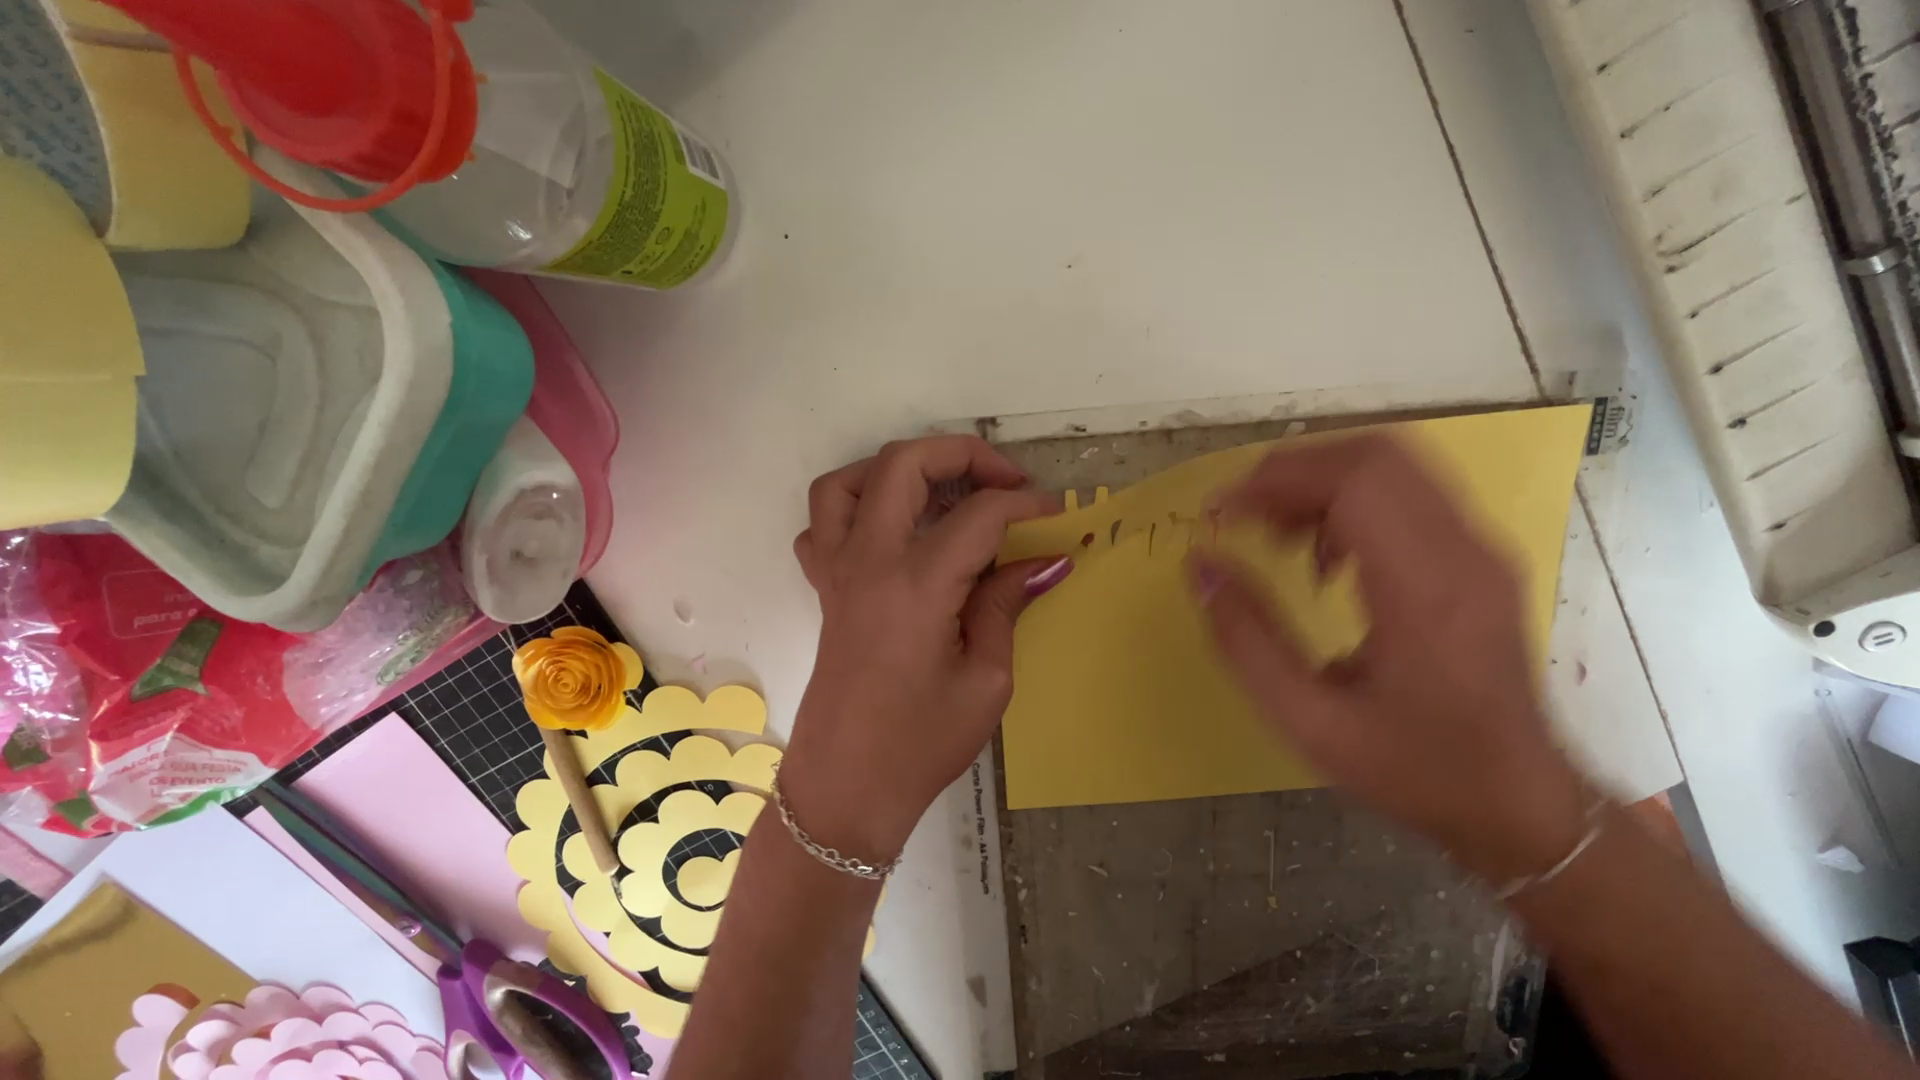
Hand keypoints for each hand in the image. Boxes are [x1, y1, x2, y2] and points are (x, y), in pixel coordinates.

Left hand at [780, 436, 1071, 864]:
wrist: (846, 788)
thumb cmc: (921, 744)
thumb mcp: (985, 679)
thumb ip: (1007, 605)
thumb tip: (1045, 559)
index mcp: (916, 584)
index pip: (979, 514)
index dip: (1026, 505)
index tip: (1058, 517)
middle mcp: (868, 561)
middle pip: (905, 464)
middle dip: (963, 454)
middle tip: (1007, 483)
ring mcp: (836, 571)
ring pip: (850, 481)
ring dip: (899, 470)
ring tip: (942, 492)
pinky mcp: (824, 589)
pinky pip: (823, 525)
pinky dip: (855, 507)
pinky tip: (892, 533)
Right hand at [1187, 434, 1589, 882]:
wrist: (1521, 804)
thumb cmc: (1414, 768)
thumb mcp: (1308, 721)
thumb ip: (1245, 640)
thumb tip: (1201, 565)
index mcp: (1424, 589)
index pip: (1353, 479)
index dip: (1274, 480)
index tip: (1219, 515)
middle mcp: (1464, 550)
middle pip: (1374, 455)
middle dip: (1292, 472)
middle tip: (1240, 517)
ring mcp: (1482, 549)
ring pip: (1394, 466)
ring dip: (1320, 484)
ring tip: (1275, 538)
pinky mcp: (1482, 557)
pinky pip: (1410, 495)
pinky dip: (1352, 502)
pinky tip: (1325, 559)